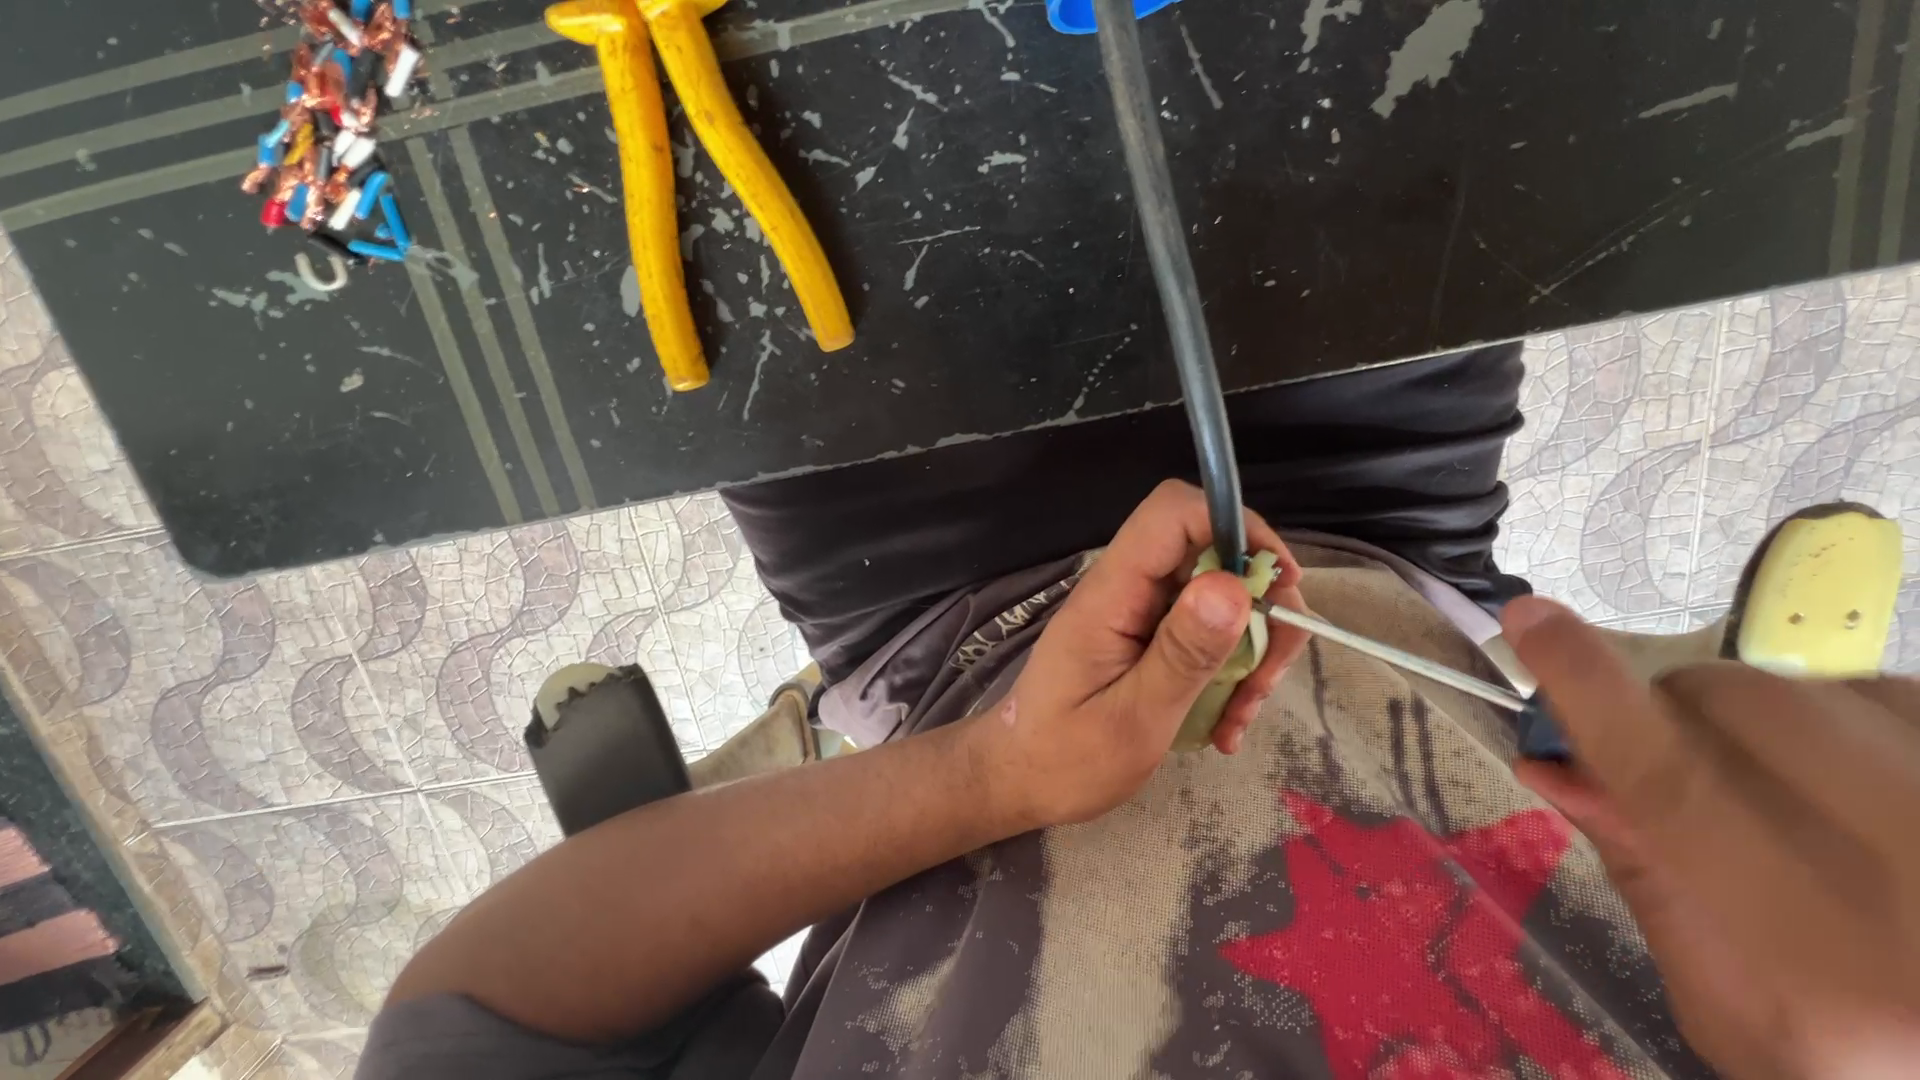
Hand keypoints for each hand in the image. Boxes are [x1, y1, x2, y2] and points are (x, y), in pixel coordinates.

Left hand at [965, 480, 1309, 830]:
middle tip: (1264, 681)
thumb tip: (1233, 585)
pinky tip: (1224, 726)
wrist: (1021, 782)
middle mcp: (1126, 591)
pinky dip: (1230, 676)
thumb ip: (1183, 652)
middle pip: (1211, 555)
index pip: (1172, 514)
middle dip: (1258, 610)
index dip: (1236, 527)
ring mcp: (1138, 615)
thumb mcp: (1134, 718)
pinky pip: (1206, 637)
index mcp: (1111, 594)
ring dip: (1250, 654)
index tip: (1281, 584)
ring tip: (1238, 720)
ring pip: (1220, 601)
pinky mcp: (1148, 641)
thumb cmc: (1065, 759)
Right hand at [1502, 596, 1919, 1079]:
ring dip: (1757, 717)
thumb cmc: (1846, 1054)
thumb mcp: (1721, 1000)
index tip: (1529, 619)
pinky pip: (1892, 690)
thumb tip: (1548, 762)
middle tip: (1668, 759)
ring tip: (1778, 786)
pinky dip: (1845, 716)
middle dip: (1671, 711)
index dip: (1589, 692)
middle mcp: (1914, 873)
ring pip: (1812, 688)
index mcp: (1817, 955)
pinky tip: (1860, 779)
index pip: (1671, 783)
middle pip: (1738, 707)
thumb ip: (1640, 873)